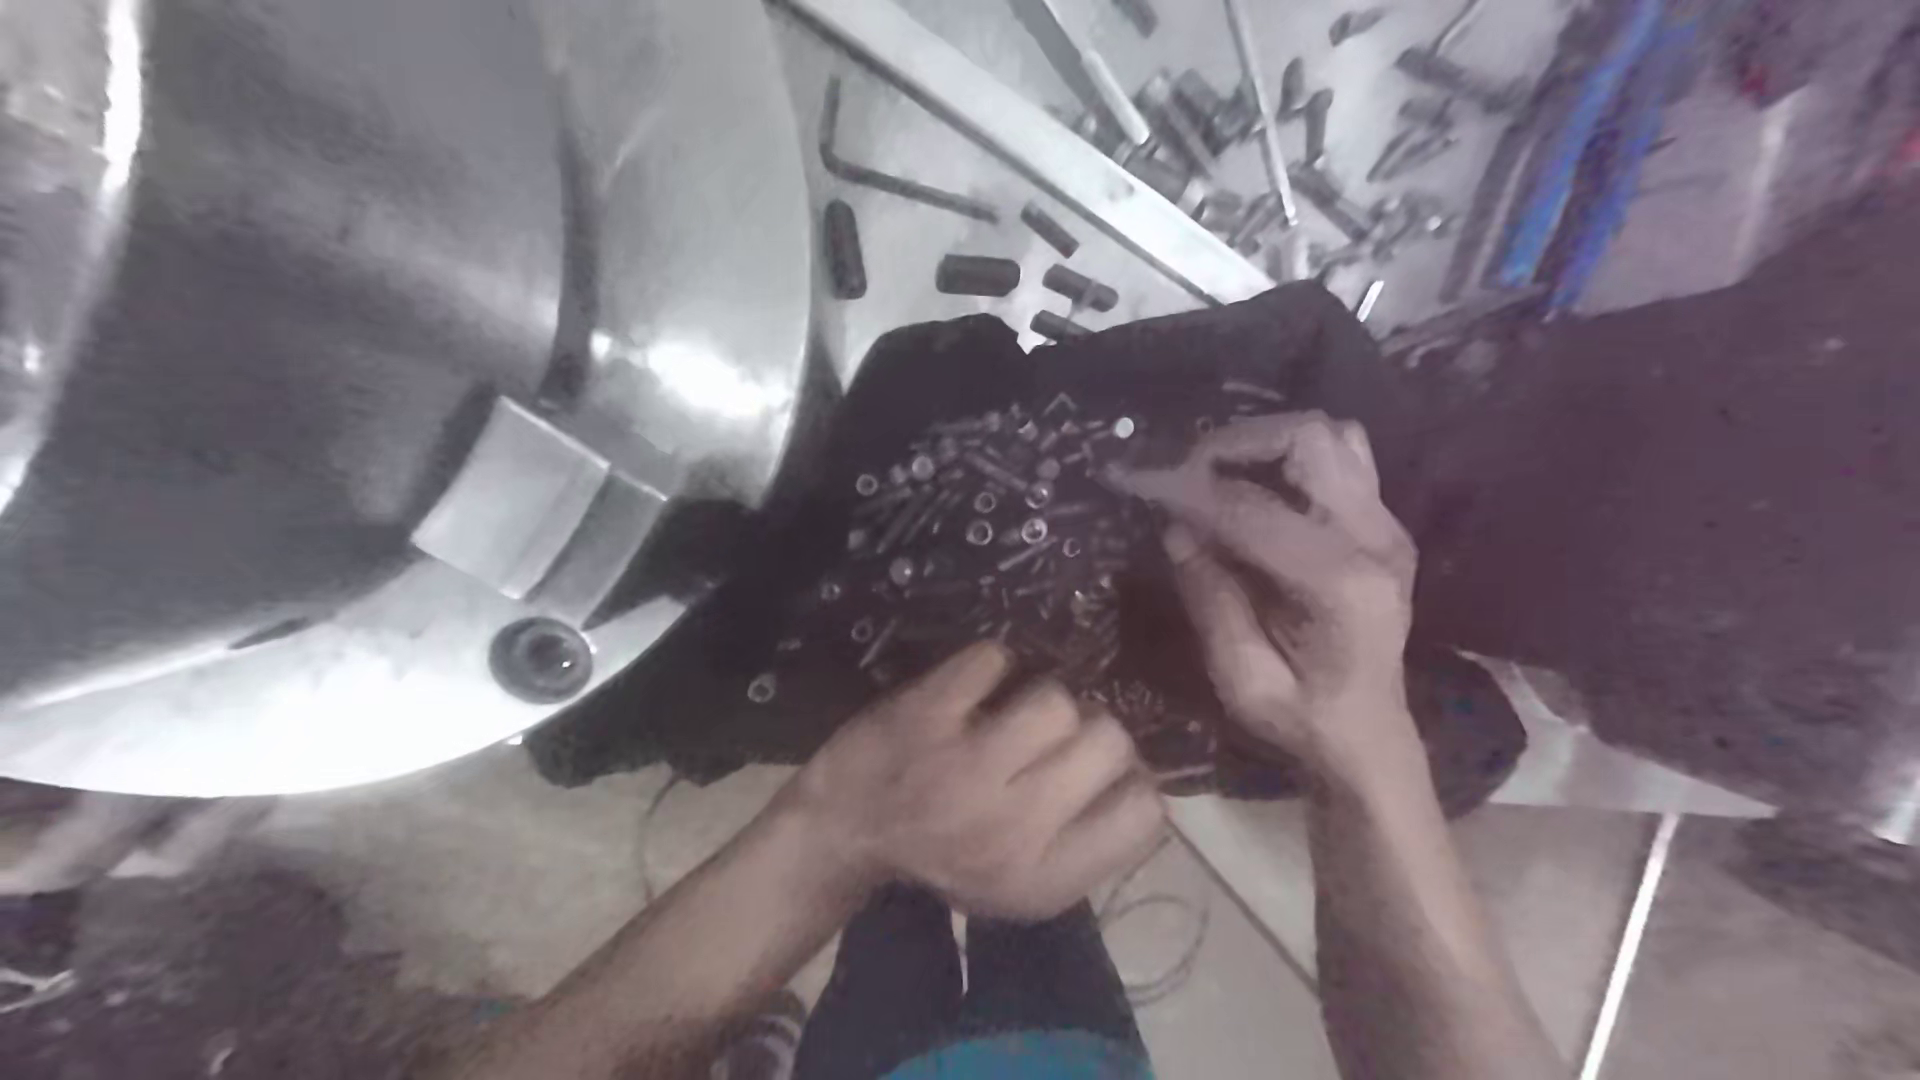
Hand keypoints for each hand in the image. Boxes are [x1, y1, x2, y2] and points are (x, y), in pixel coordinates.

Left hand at [781, 643, 1166, 919]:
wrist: (843, 829)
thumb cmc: (940, 855)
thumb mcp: (1018, 884)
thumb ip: (1084, 843)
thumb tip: (1142, 773)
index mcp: (1043, 880)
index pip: (1144, 815)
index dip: (1134, 780)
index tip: (1105, 770)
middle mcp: (1012, 828)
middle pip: (1110, 741)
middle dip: (1091, 729)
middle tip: (1055, 736)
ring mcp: (966, 767)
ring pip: (1056, 699)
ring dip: (1041, 697)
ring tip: (1014, 712)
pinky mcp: (927, 715)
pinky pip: (994, 660)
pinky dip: (989, 665)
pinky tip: (974, 688)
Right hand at [1110, 411, 1418, 780]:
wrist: (1370, 735)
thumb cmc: (1304, 720)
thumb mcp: (1242, 681)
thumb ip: (1211, 603)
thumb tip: (1177, 530)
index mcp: (1343, 586)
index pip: (1253, 510)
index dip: (1188, 491)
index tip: (1138, 481)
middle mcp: (1376, 540)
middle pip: (1307, 440)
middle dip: (1229, 446)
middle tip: (1179, 476)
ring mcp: (1387, 525)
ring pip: (1327, 436)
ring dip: (1258, 444)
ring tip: (1210, 476)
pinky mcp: (1382, 524)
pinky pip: (1340, 457)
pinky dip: (1288, 456)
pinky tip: (1252, 486)